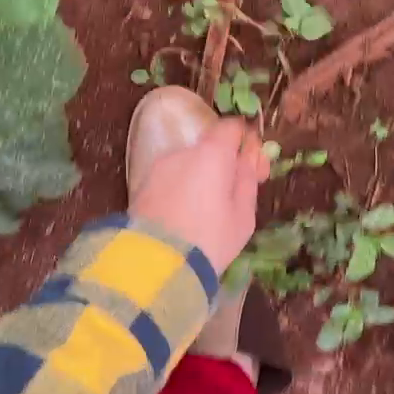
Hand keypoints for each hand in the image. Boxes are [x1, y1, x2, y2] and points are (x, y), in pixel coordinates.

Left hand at [128, 118, 265, 273]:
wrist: (154, 266)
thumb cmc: (210, 240)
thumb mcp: (243, 215)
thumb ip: (247, 180)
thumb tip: (249, 158)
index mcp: (212, 154)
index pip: (231, 127)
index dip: (245, 141)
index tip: (253, 164)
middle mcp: (182, 152)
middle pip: (208, 147)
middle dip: (221, 165)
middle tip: (232, 196)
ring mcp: (157, 169)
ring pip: (187, 166)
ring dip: (198, 180)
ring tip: (204, 215)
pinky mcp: (140, 188)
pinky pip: (169, 182)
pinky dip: (179, 192)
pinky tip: (183, 220)